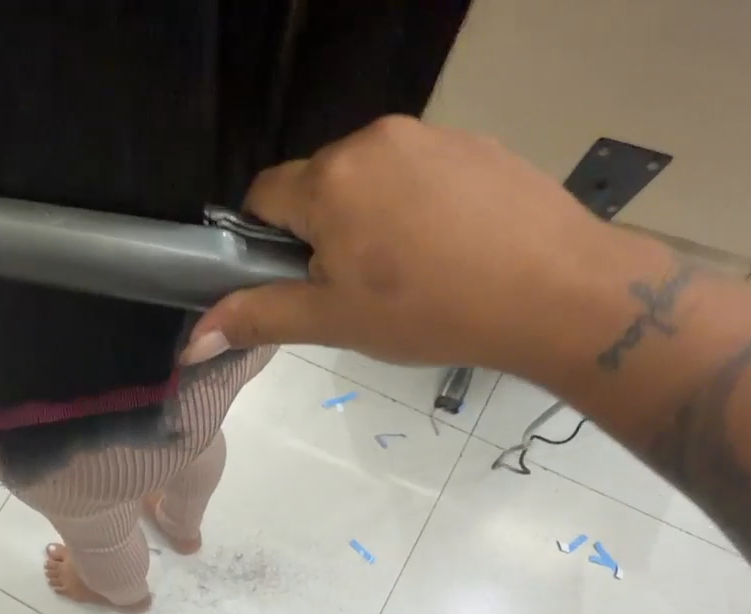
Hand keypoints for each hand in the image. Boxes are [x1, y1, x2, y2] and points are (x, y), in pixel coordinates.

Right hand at [182, 115, 662, 373]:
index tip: (297, 278)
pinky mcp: (474, 142)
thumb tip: (192, 342)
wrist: (558, 291)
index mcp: (330, 181)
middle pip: (316, 184)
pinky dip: (413, 203)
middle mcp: (373, 139)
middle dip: (320, 229)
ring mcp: (429, 134)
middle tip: (354, 284)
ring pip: (368, 176)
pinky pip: (416, 170)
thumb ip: (258, 318)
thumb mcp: (334, 323)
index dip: (267, 240)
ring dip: (367, 215)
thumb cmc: (430, 311)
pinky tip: (445, 247)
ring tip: (405, 269)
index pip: (263, 196)